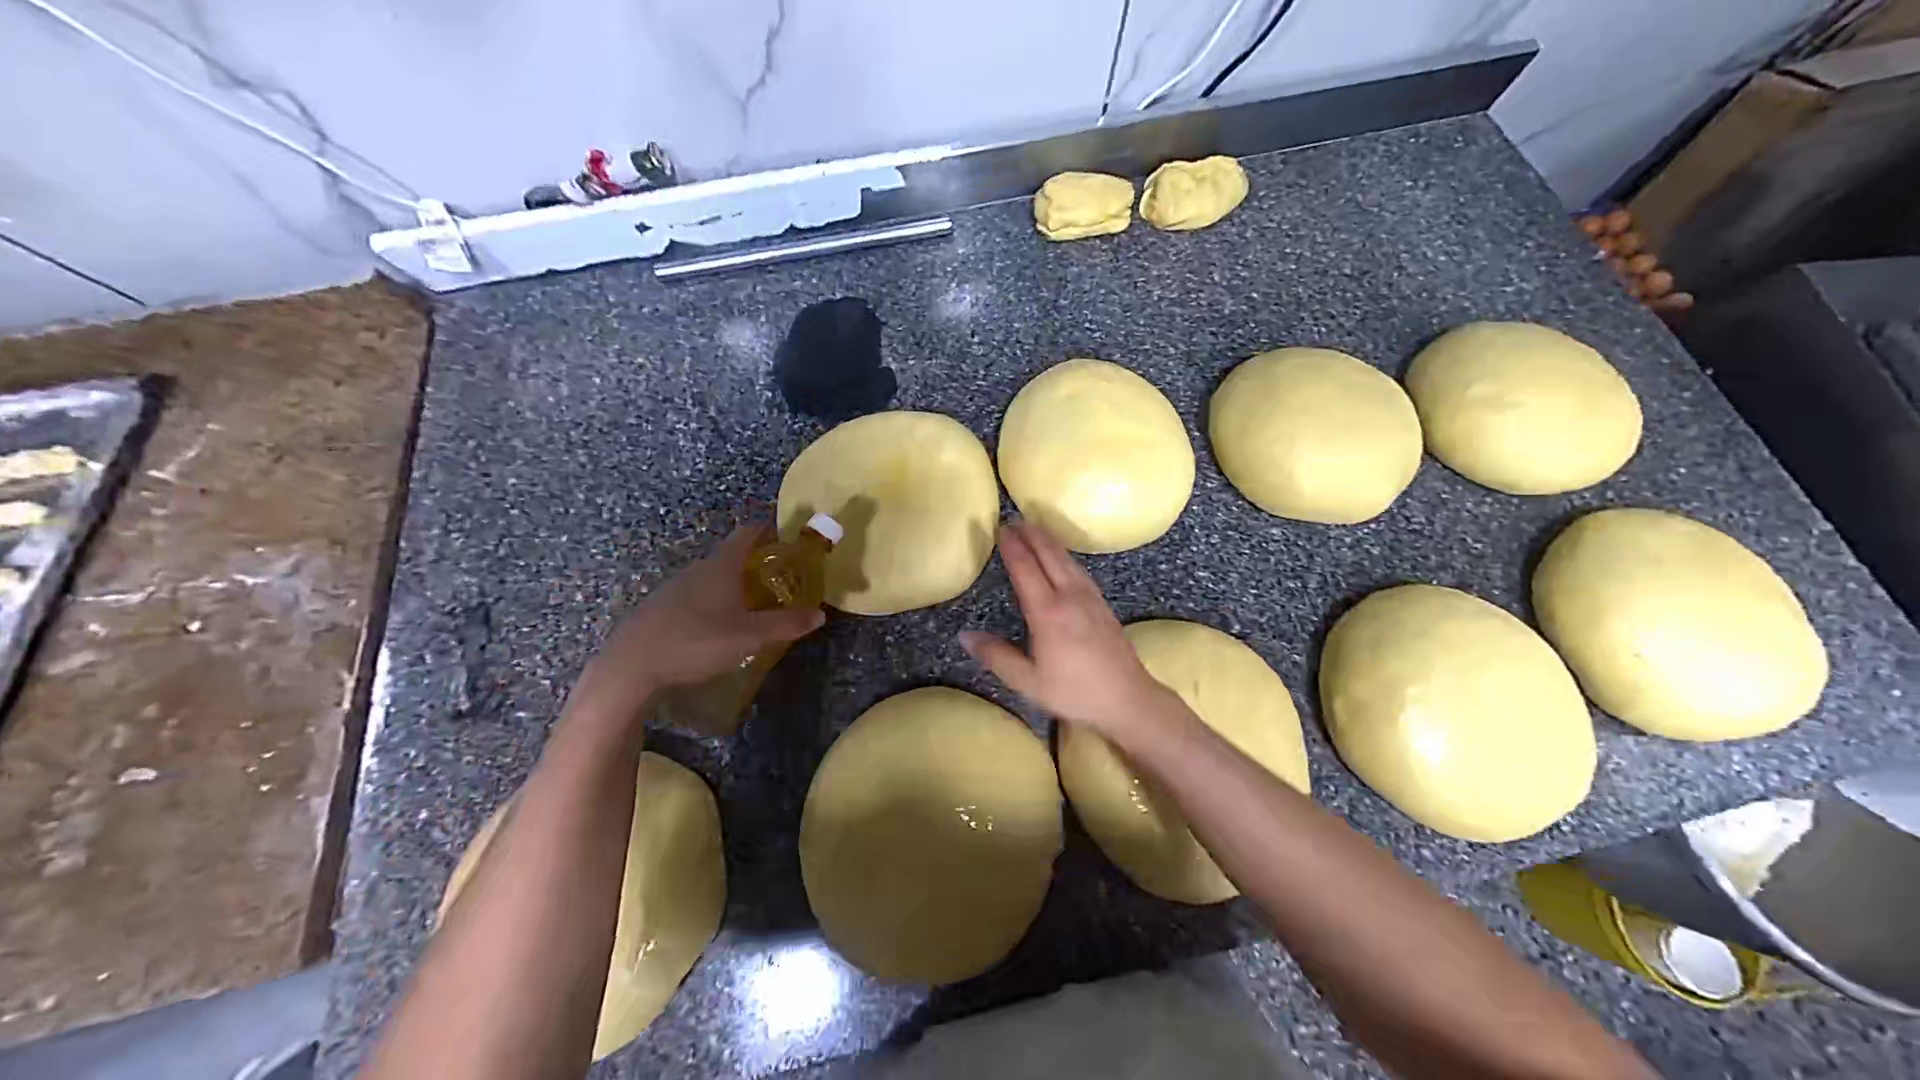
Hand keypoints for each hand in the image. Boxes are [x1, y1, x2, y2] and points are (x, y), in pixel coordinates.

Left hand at [576, 522, 824, 710]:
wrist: (630, 668)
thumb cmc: (696, 642)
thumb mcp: (750, 637)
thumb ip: (785, 624)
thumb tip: (819, 614)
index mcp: (720, 567)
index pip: (747, 534)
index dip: (769, 532)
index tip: (787, 543)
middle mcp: (696, 570)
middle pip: (730, 557)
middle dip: (754, 566)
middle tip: (777, 584)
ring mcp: (673, 589)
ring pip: (710, 579)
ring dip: (731, 587)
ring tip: (750, 609)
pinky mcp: (658, 610)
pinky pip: (693, 598)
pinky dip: (711, 604)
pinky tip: (714, 629)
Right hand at [959, 521, 1177, 745]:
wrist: (1128, 698)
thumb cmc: (1074, 692)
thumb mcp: (1028, 682)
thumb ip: (996, 656)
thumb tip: (965, 635)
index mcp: (1048, 612)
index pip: (1025, 569)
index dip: (1011, 547)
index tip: (999, 529)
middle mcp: (1069, 597)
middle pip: (1048, 555)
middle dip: (1030, 534)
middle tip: (1013, 520)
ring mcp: (1089, 598)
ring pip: (1066, 559)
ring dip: (1049, 540)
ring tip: (1034, 528)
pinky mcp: (1102, 603)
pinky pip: (1079, 569)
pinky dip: (1064, 555)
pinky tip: (1062, 557)